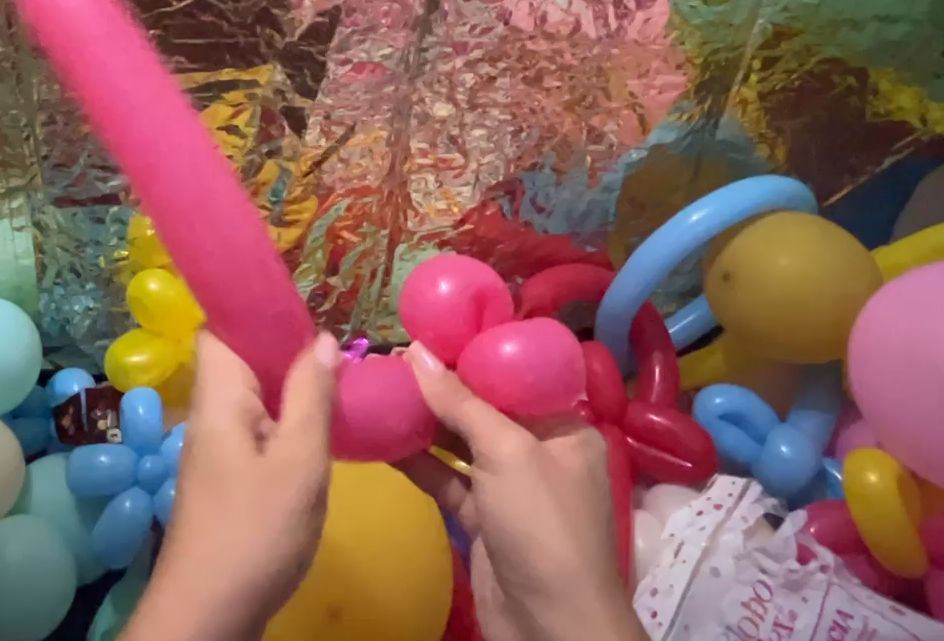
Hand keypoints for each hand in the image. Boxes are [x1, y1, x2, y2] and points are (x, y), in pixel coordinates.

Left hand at [122, 331, 338, 640]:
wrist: (209, 614)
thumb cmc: (255, 530)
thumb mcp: (299, 460)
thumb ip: (311, 395)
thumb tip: (322, 338)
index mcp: (219, 395)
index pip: (218, 327)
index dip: (252, 309)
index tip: (299, 303)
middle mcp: (210, 411)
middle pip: (238, 356)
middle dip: (282, 344)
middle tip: (332, 344)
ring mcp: (216, 444)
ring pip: (251, 392)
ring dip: (288, 381)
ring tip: (334, 376)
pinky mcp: (227, 473)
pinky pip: (256, 424)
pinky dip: (285, 415)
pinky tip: (317, 426)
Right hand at [399, 344, 646, 640]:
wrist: (551, 631)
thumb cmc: (542, 524)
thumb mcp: (506, 451)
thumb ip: (460, 401)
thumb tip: (415, 351)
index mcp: (564, 428)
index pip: (513, 377)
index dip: (470, 354)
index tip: (427, 333)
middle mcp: (539, 452)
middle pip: (482, 408)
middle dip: (438, 386)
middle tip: (390, 359)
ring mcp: (509, 489)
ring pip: (459, 443)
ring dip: (422, 421)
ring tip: (379, 388)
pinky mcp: (482, 519)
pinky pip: (446, 479)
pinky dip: (416, 460)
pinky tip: (381, 437)